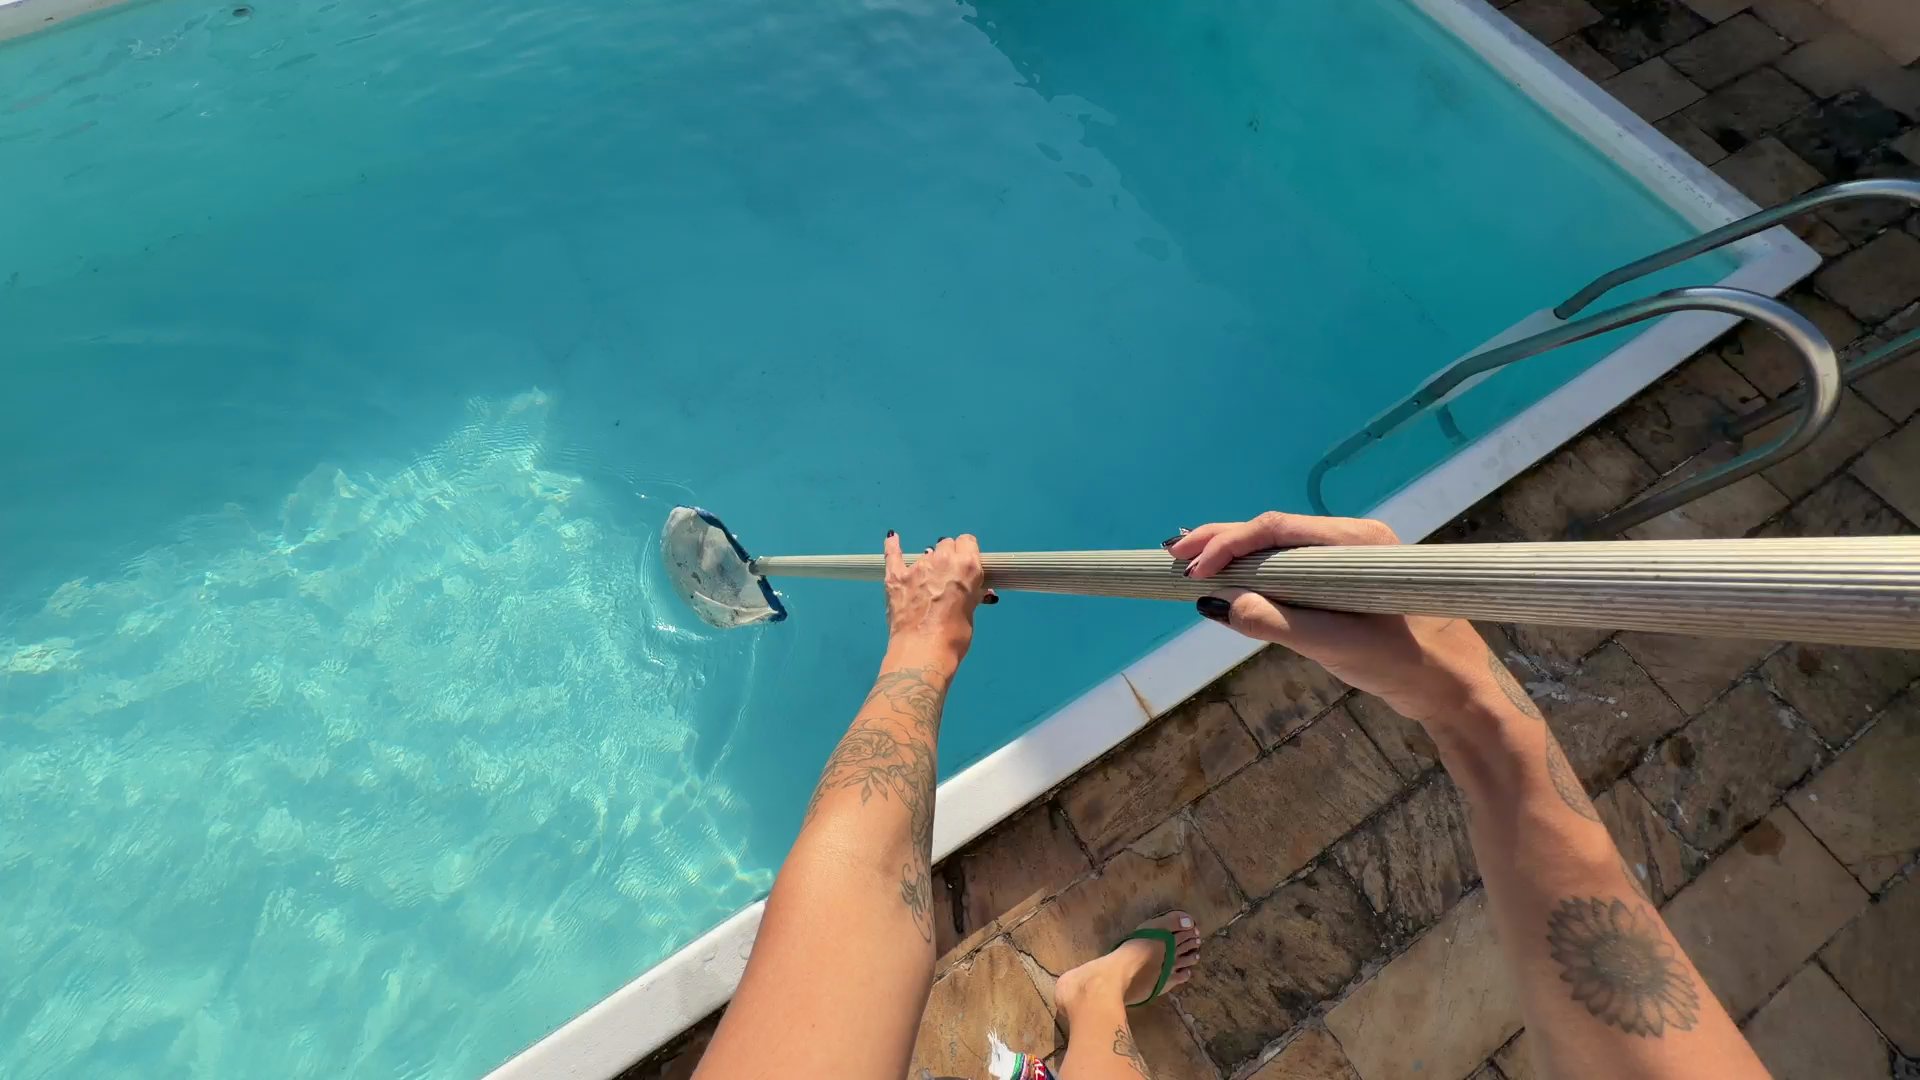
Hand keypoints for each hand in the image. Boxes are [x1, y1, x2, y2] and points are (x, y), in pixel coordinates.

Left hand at [883, 532, 989, 660]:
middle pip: (946, 544)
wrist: (923, 651)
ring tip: (926, 583)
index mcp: (967, 566)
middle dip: (948, 557)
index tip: (965, 566)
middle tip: (947, 578)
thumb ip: (970, 594)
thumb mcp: (971, 612)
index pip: (967, 542)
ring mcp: (917, 566)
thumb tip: (974, 591)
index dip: (967, 553)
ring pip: (926, 553)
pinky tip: (892, 538)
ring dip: (929, 565)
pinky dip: (893, 546)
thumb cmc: (955, 637)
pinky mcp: (896, 576)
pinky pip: (893, 554)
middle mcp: (943, 559)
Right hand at [1169, 512, 1496, 722]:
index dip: (1229, 545)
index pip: (1277, 529)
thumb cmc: (1407, 666)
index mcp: (1356, 542)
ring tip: (1186, 560)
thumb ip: (1275, 623)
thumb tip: (1216, 606)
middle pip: (1271, 530)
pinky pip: (1287, 566)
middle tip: (1173, 553)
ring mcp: (1345, 560)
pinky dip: (1251, 570)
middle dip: (1219, 540)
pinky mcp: (1340, 582)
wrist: (1460, 692)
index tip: (1194, 569)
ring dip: (1230, 554)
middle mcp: (1349, 540)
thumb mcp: (1337, 647)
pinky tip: (1225, 577)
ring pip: (1275, 547)